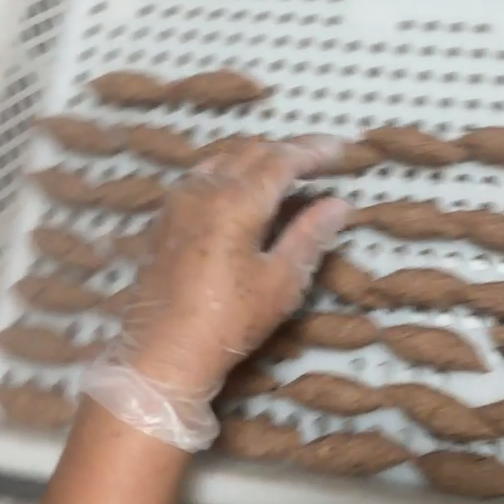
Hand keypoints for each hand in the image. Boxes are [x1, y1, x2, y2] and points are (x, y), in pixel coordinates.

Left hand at [80, 137, 351, 450]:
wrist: (161, 355)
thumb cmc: (229, 322)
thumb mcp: (281, 282)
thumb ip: (310, 235)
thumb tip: (338, 203)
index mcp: (236, 202)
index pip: (282, 159)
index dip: (314, 150)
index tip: (342, 148)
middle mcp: (203, 190)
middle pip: (251, 152)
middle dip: (288, 150)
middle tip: (320, 161)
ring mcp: (177, 203)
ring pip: (222, 160)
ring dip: (257, 158)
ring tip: (285, 171)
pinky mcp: (163, 220)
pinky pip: (200, 177)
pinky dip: (229, 172)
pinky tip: (240, 190)